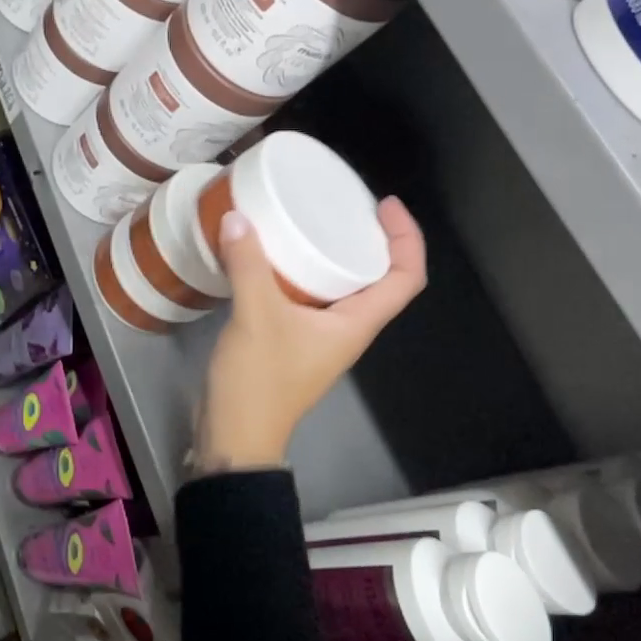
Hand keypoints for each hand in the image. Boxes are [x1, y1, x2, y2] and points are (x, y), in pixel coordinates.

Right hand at [196, 199, 426, 472]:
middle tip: (338, 205)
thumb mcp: (256, 318)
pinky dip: (292, 271)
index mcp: (356, 324)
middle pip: (375, 278)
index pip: (405, 278)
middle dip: (366, 239)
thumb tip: (238, 217)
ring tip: (303, 222)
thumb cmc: (260, 380)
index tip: (383, 205)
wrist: (235, 435)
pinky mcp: (287, 340)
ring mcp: (316, 336)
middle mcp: (345, 329)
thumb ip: (248, 266)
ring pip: (337, 286)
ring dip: (328, 254)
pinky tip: (265, 257)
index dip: (406, 238)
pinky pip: (303, 295)